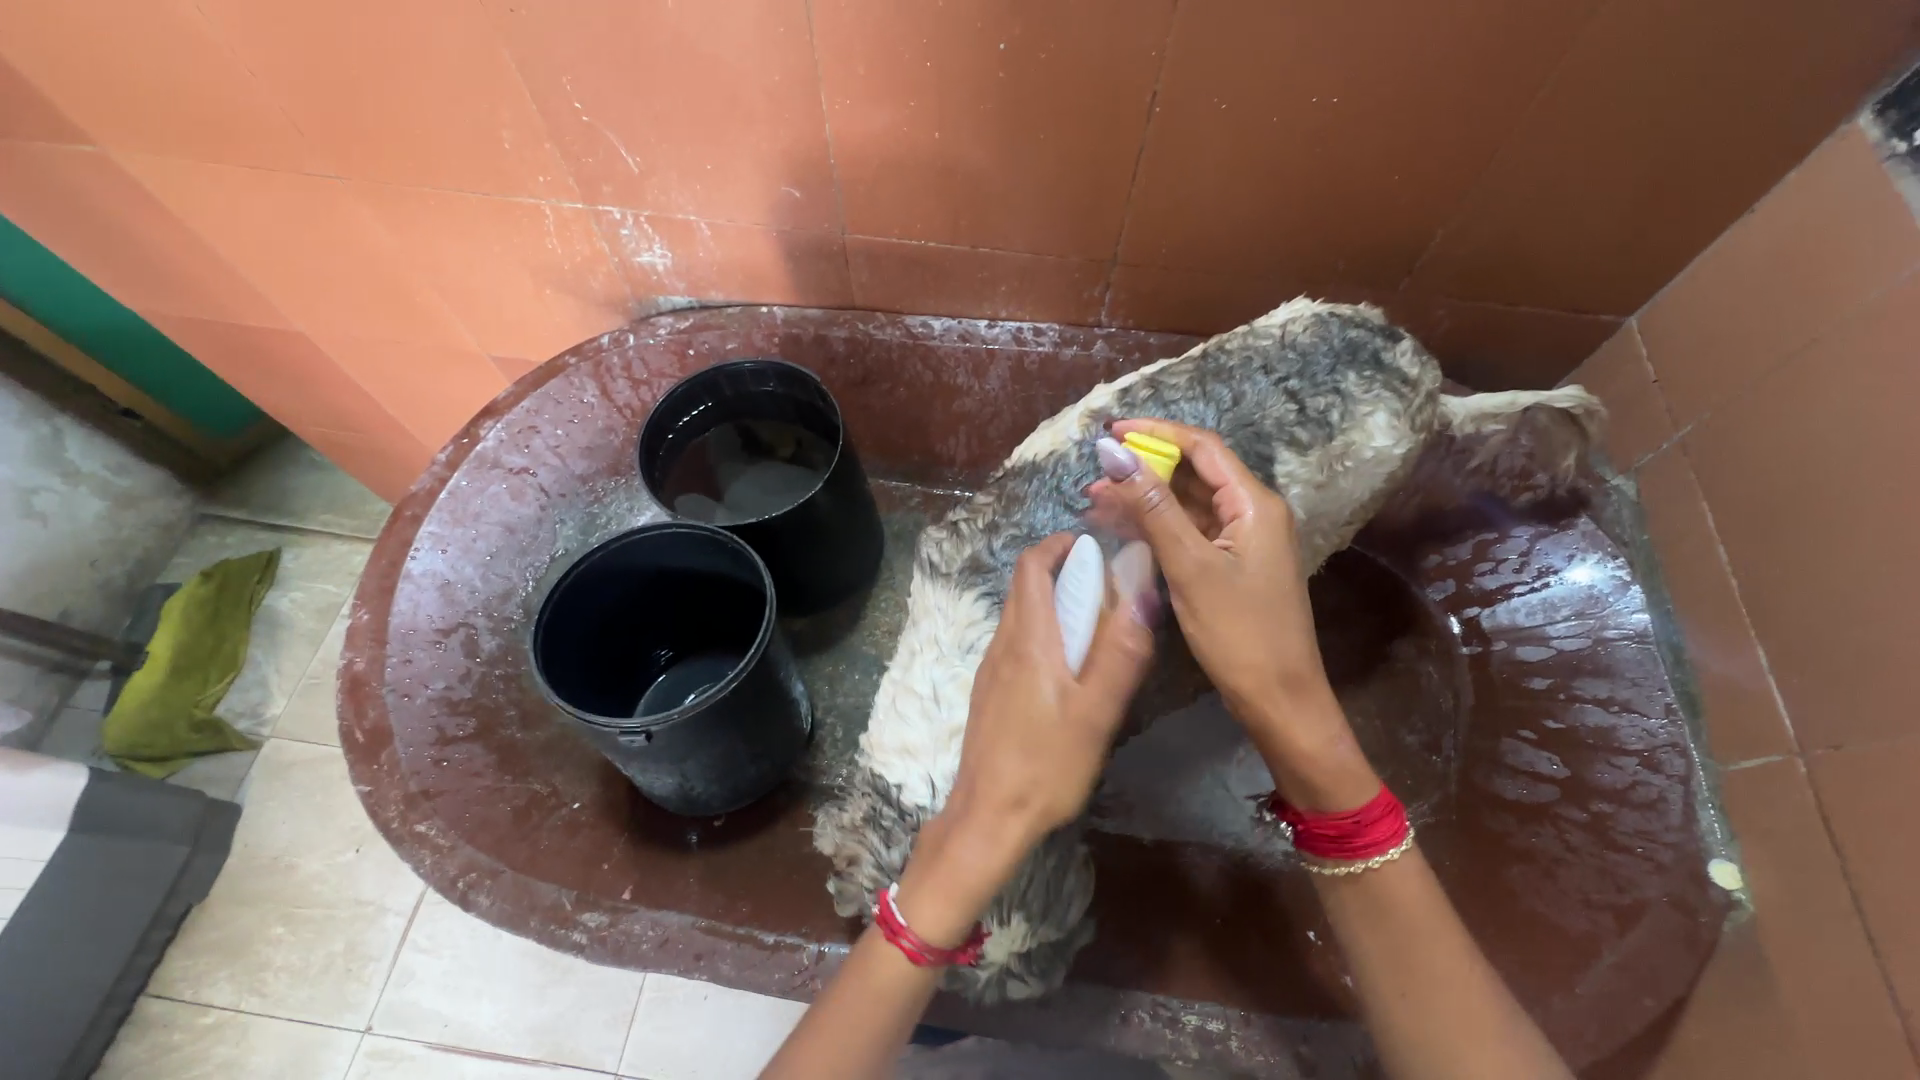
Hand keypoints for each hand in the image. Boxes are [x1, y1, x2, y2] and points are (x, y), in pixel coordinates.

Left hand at [944, 533, 1155, 852]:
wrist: (987, 816)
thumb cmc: (1046, 765)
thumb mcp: (1096, 712)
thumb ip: (1120, 652)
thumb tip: (1141, 593)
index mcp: (1029, 640)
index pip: (1032, 566)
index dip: (1059, 546)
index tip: (1094, 547)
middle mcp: (1003, 645)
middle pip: (1026, 588)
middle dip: (1064, 573)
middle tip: (1108, 588)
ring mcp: (991, 670)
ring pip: (1021, 617)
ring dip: (1055, 606)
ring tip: (1097, 628)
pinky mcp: (989, 693)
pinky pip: (1017, 645)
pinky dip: (1044, 635)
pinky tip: (1068, 672)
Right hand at [1088, 419, 1377, 810]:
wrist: (1278, 698)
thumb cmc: (1238, 632)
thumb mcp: (1190, 566)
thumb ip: (1153, 508)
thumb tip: (1116, 456)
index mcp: (1254, 503)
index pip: (1201, 447)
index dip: (1155, 432)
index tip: (1109, 433)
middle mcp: (1252, 512)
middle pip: (1192, 473)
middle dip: (1142, 470)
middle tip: (1093, 478)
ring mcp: (1242, 540)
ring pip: (1187, 503)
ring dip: (1144, 499)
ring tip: (1094, 503)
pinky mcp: (1231, 564)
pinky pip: (1189, 531)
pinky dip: (1156, 527)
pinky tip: (1121, 529)